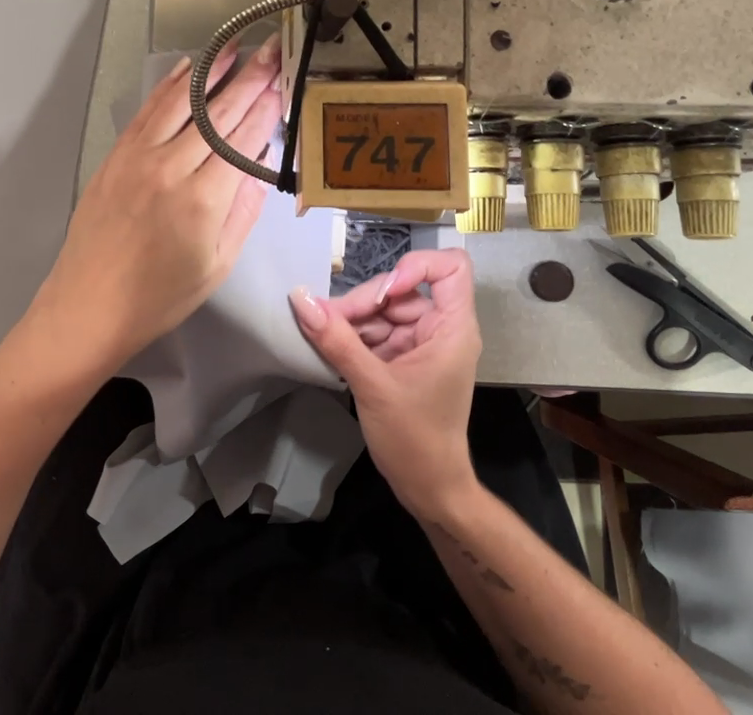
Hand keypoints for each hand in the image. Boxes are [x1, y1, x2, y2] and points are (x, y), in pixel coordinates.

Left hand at [32, 36, 284, 367]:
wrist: (88, 306)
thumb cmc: (159, 298)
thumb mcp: (217, 265)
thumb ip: (243, 211)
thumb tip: (260, 165)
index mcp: (202, 201)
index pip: (245, 139)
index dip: (267, 106)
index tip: (285, 79)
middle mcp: (170, 169)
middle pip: (218, 113)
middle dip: (249, 77)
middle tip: (272, 47)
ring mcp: (137, 159)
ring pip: (180, 103)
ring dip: (210, 70)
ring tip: (235, 45)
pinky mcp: (115, 157)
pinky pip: (146, 112)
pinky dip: (169, 87)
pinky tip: (187, 69)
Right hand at [289, 249, 483, 520]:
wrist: (428, 486)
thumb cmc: (414, 438)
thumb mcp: (372, 386)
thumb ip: (336, 340)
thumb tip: (300, 298)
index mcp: (452, 328)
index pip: (450, 267)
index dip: (415, 267)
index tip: (383, 294)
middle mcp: (440, 328)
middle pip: (401, 289)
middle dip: (363, 303)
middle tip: (328, 325)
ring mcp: (421, 343)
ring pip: (382, 310)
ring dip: (351, 321)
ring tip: (324, 340)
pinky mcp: (403, 358)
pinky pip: (376, 331)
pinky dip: (353, 336)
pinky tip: (331, 349)